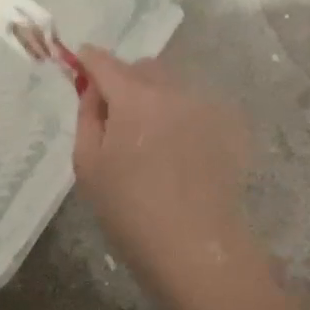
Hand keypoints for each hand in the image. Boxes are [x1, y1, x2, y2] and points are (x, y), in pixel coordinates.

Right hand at [72, 47, 252, 289]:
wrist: (197, 249)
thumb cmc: (130, 210)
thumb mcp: (88, 164)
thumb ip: (87, 116)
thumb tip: (92, 90)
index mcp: (134, 97)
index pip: (104, 62)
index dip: (88, 61)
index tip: (78, 66)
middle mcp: (174, 91)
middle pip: (143, 68)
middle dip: (124, 80)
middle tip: (114, 116)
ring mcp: (207, 108)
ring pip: (172, 86)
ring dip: (155, 98)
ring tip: (148, 139)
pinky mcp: (231, 128)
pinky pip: (197, 108)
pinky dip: (181, 117)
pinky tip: (178, 153)